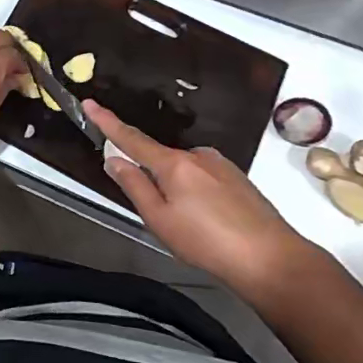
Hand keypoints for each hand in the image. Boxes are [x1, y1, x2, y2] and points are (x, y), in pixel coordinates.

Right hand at [85, 99, 341, 303]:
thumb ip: (134, 186)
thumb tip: (114, 160)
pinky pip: (203, 178)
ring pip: (183, 171)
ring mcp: (222, 165)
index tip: (90, 103)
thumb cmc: (207, 242)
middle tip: (159, 217)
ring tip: (188, 228)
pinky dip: (195, 194)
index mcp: (174, 164)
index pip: (132, 139)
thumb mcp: (159, 219)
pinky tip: (207, 222)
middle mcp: (198, 156)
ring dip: (175, 190)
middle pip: (159, 159)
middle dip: (150, 179)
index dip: (108, 122)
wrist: (271, 259)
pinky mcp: (238, 179)